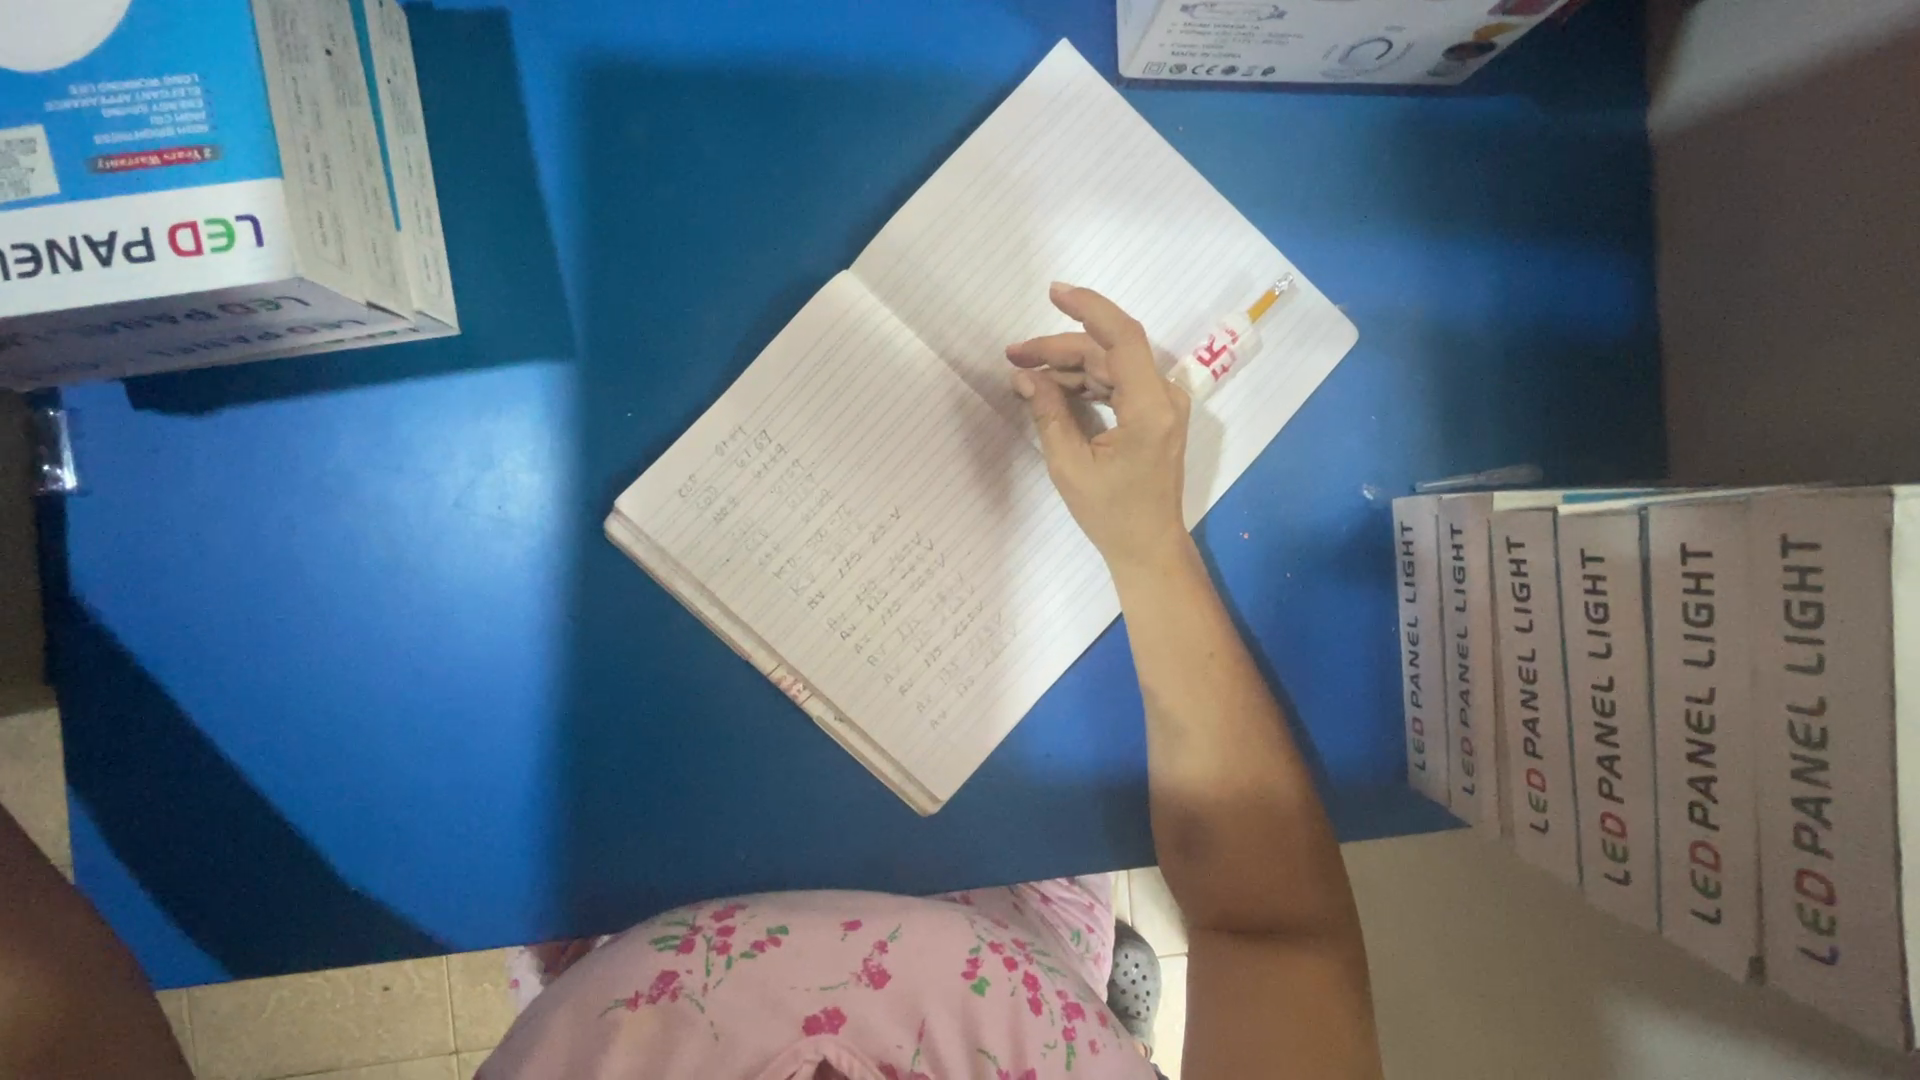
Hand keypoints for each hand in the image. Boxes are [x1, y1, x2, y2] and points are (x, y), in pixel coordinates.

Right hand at [1006, 283, 1191, 573]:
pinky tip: (1052, 389)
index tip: (1053, 292)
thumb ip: (1048, 413)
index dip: (1088, 309)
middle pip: (1109, 352)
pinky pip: (1117, 384)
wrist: (1149, 547)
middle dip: (1059, 349)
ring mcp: (1163, 405)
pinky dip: (1085, 383)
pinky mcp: (1155, 415)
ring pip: (1111, 366)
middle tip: (1014, 358)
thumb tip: (1025, 375)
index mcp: (1149, 407)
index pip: (1122, 338)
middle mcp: (1164, 397)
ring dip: (1069, 367)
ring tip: (1026, 376)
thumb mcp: (1069, 465)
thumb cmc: (1111, 514)